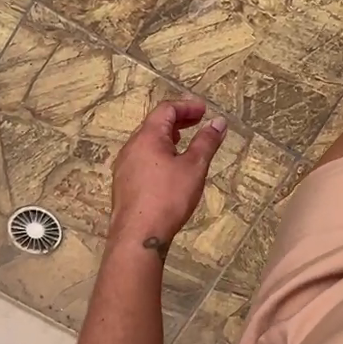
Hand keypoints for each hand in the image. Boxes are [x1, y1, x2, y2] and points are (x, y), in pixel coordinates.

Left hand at [108, 98, 226, 254]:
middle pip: (154, 124)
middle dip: (178, 119)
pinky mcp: (124, 184)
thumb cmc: (168, 197)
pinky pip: (143, 157)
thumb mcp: (194, 167)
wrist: (138, 238)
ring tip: (187, 142)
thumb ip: (207, 142)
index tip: (205, 111)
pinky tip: (171, 167)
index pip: (165, 110)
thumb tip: (219, 121)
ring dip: (169, 136)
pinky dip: (159, 152)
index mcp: (147, 138)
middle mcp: (131, 148)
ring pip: (147, 142)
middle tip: (199, 121)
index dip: (187, 106)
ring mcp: (124, 167)